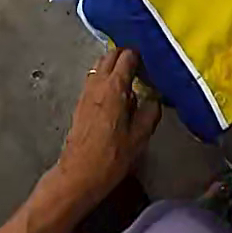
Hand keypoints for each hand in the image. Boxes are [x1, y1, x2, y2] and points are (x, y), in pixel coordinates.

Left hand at [48, 46, 160, 208]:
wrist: (77, 178)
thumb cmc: (111, 157)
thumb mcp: (140, 136)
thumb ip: (151, 112)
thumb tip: (154, 99)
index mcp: (115, 87)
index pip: (127, 56)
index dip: (140, 56)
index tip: (150, 63)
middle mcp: (98, 84)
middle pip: (110, 55)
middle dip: (125, 55)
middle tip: (140, 67)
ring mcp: (86, 93)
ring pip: (99, 65)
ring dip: (113, 66)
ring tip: (128, 79)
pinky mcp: (79, 104)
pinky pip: (94, 79)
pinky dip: (105, 78)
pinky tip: (115, 95)